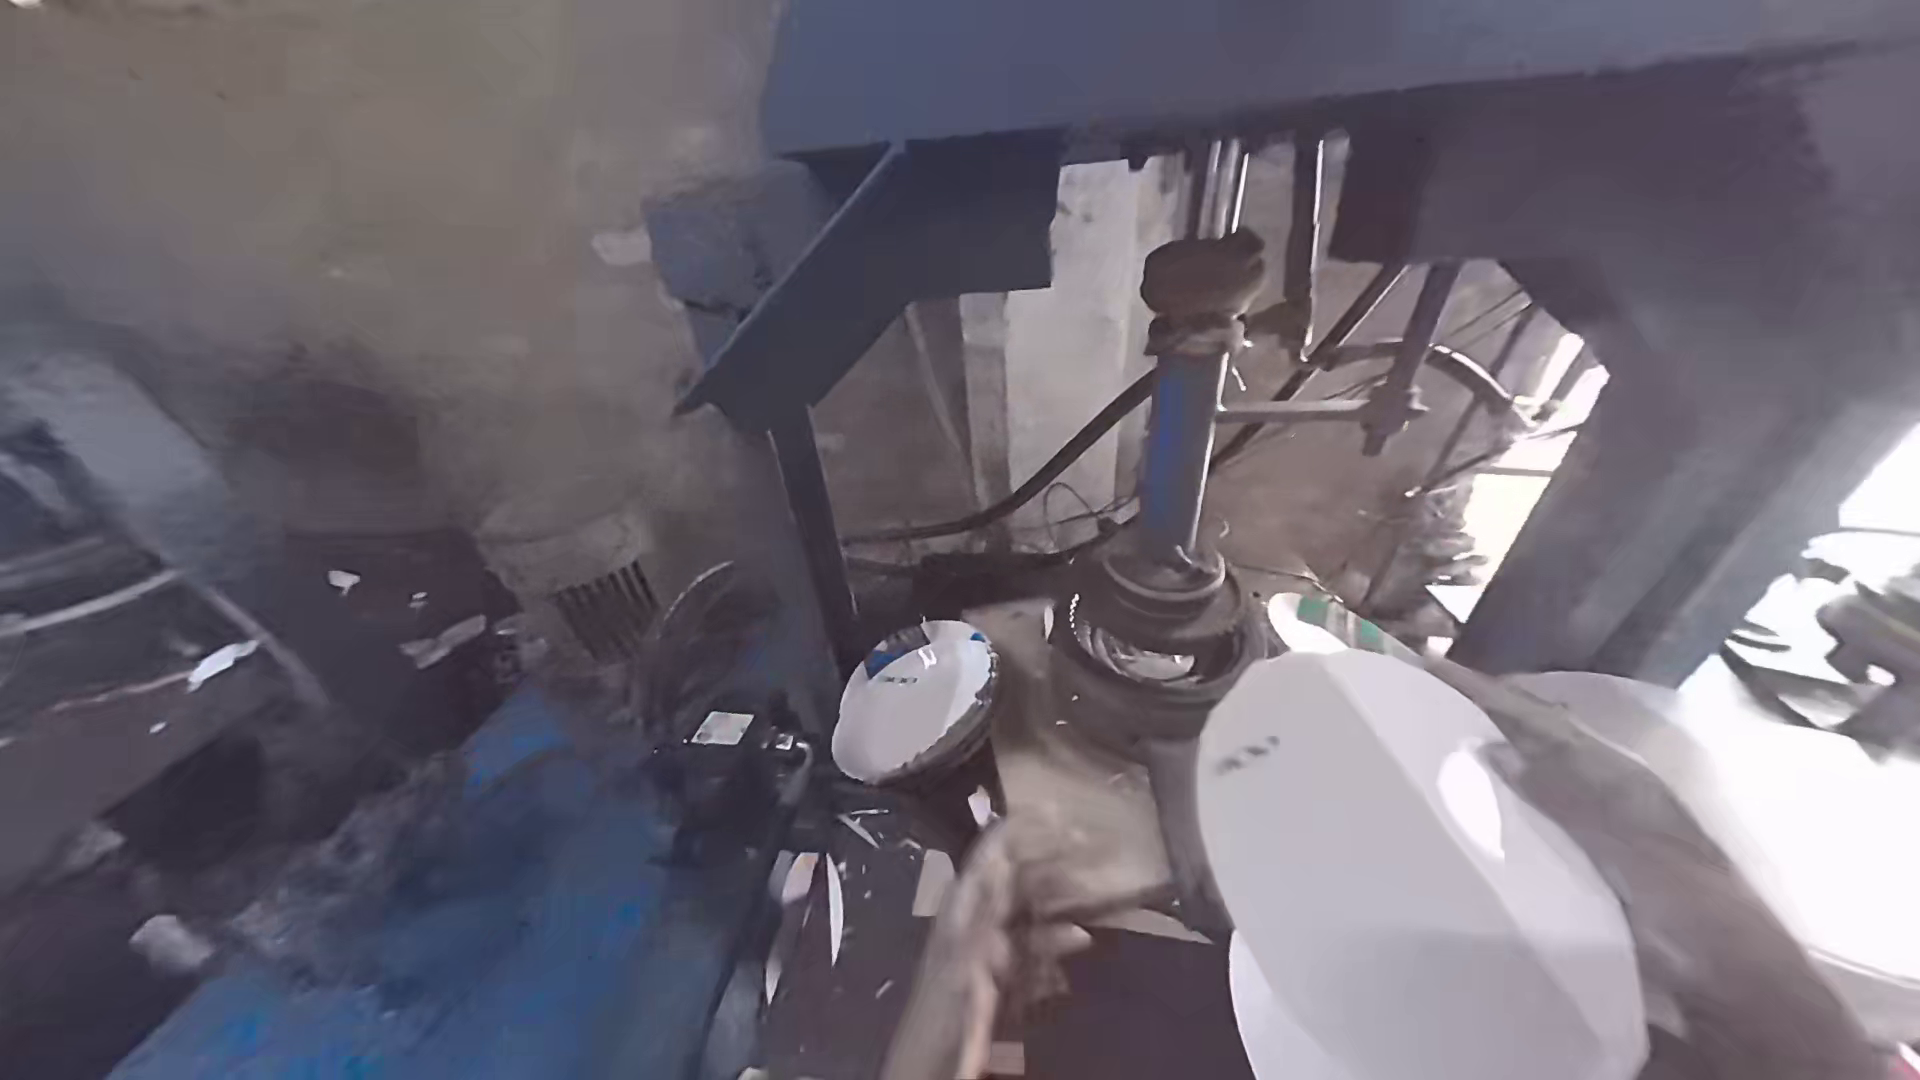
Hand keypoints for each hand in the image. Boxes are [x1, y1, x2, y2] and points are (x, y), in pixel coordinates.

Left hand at [881, 817, 1097, 1079]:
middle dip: (1052, 853)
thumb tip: (1002, 860)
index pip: (996, 848)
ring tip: (1094, 880)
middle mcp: (979, 910)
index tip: (1059, 811)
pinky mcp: (1003, 969)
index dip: (1024, 825)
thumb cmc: (942, 1012)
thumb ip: (983, 908)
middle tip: (1090, 840)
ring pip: (1032, 902)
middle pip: (1019, 870)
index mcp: (965, 900)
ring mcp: (992, 939)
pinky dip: (1057, 937)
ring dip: (1062, 891)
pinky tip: (1081, 938)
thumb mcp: (962, 958)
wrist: (931, 1066)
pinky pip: (1035, 942)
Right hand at [1428, 659, 1885, 1079]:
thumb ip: (1569, 800)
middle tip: (1405, 693)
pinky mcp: (1560, 849)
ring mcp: (1575, 817)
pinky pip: (1506, 806)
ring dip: (1465, 748)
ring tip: (1410, 735)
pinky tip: (1441, 794)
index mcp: (1611, 772)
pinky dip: (1473, 791)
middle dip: (1466, 710)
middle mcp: (1590, 784)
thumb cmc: (1693, 914)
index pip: (1533, 715)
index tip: (1424, 662)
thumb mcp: (1639, 852)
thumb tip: (1490, 750)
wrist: (1738, 994)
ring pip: (1509, 768)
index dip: (1481, 687)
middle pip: (1518, 734)